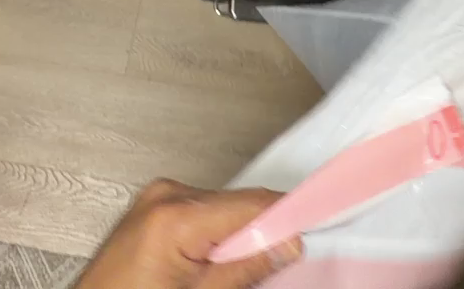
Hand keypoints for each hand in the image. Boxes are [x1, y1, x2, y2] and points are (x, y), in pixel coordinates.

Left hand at [72, 179, 302, 288]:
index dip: (284, 216)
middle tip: (277, 265)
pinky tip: (214, 262)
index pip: (248, 204)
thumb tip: (288, 244)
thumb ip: (243, 269)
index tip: (312, 227)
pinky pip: (198, 211)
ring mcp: (156, 196)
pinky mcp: (151, 205)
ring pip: (219, 208)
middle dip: (258, 232)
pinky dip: (213, 234)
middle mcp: (166, 192)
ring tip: (234, 272)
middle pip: (235, 204)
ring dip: (235, 235)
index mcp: (176, 213)